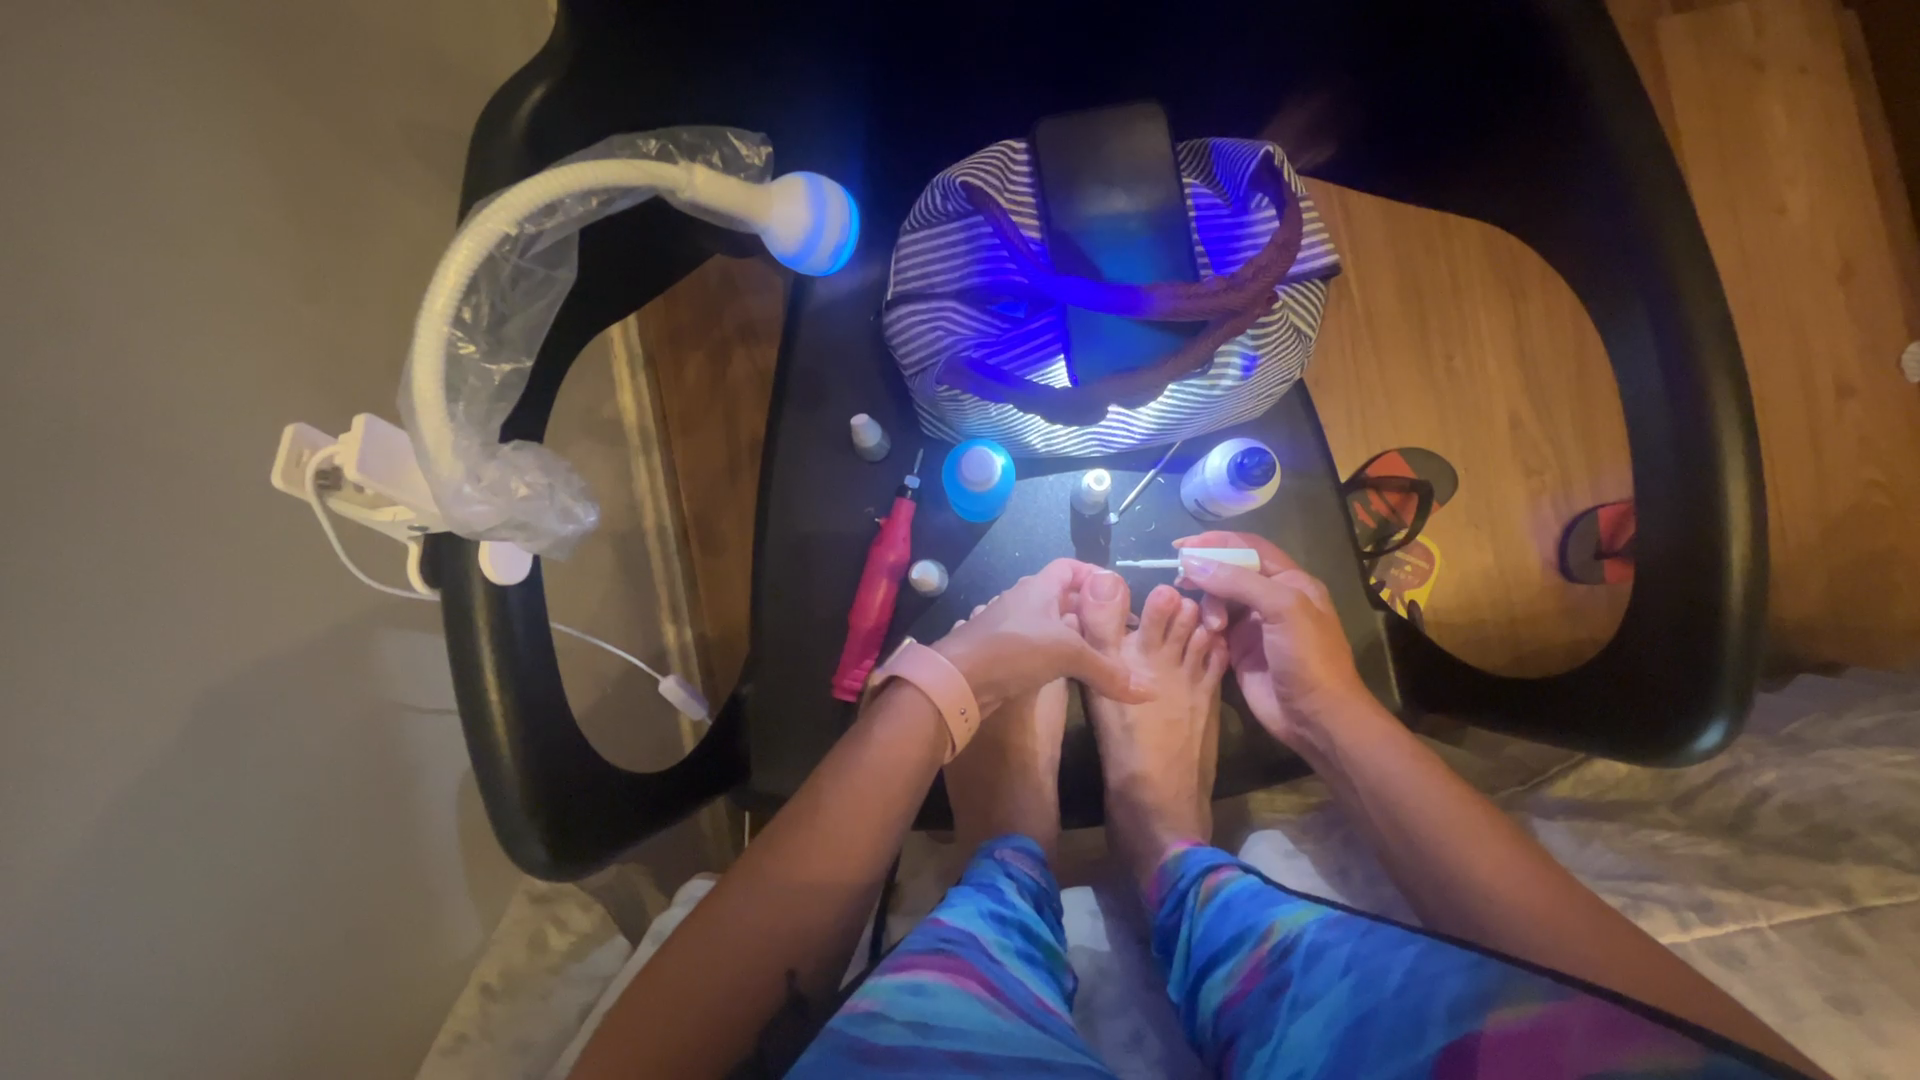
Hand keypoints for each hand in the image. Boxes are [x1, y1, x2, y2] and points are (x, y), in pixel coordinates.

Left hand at [932, 558, 1151, 714]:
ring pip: (1049, 623)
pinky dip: (1054, 654)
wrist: (959, 679)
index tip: (1118, 595)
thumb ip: (1108, 671)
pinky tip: (1069, 673)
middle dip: (1088, 610)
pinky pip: (1036, 646)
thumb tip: (1149, 692)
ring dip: (1071, 635)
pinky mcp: (1003, 652)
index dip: (1094, 575)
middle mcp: (1024, 600)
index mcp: (1039, 587)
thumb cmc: (1015, 649)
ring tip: (1098, 653)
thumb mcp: (1068, 655)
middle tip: (1115, 630)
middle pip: (1062, 596)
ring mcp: (1010, 626)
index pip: (1070, 566)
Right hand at [1172, 532, 1371, 747]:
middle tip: (1181, 581)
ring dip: (1208, 606)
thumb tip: (1192, 561)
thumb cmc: (1308, 658)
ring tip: (1212, 626)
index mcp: (1290, 581)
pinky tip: (1204, 636)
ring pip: (1217, 600)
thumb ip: (1238, 581)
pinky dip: (1203, 627)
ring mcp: (1254, 625)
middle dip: (1206, 574)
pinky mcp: (1238, 650)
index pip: (1248, 548)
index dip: (1216, 542)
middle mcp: (1271, 599)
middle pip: (1228, 572)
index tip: (1182, 546)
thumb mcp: (1282, 609)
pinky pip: (1212, 627)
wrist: (1316, 717)